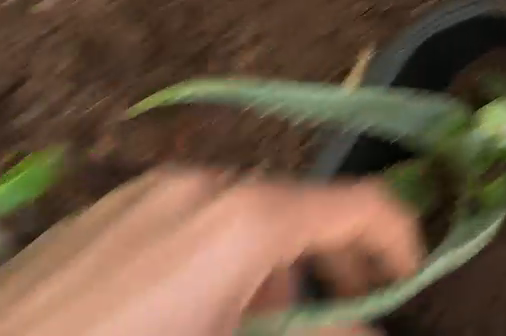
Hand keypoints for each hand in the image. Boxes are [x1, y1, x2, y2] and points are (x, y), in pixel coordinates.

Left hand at [0, 167, 422, 335]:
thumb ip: (315, 335)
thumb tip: (371, 330)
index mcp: (247, 217)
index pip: (362, 205)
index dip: (401, 241)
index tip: (412, 283)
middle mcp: (207, 185)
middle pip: (303, 211)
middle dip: (332, 266)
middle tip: (345, 315)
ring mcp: (145, 194)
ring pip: (243, 218)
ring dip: (268, 271)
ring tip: (250, 325)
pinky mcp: (93, 216)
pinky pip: (185, 224)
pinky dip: (212, 262)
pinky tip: (178, 317)